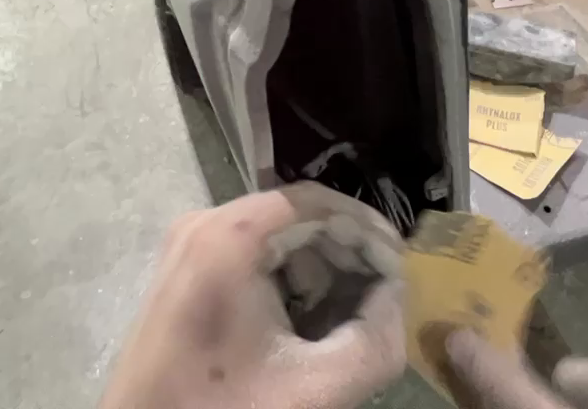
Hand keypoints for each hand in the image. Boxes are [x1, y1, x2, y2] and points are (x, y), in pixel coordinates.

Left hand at [99, 183, 406, 408]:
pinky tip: (308, 319)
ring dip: (318, 267)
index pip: (312, 200)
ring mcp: (189, 242)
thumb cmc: (225, 408)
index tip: (401, 262)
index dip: (364, 225)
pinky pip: (249, 253)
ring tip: (350, 313)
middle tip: (384, 292)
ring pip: (273, 234)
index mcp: (229, 234)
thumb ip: (373, 343)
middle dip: (344, 250)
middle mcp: (204, 221)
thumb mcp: (313, 388)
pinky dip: (286, 277)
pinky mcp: (185, 267)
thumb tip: (395, 298)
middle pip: (293, 215)